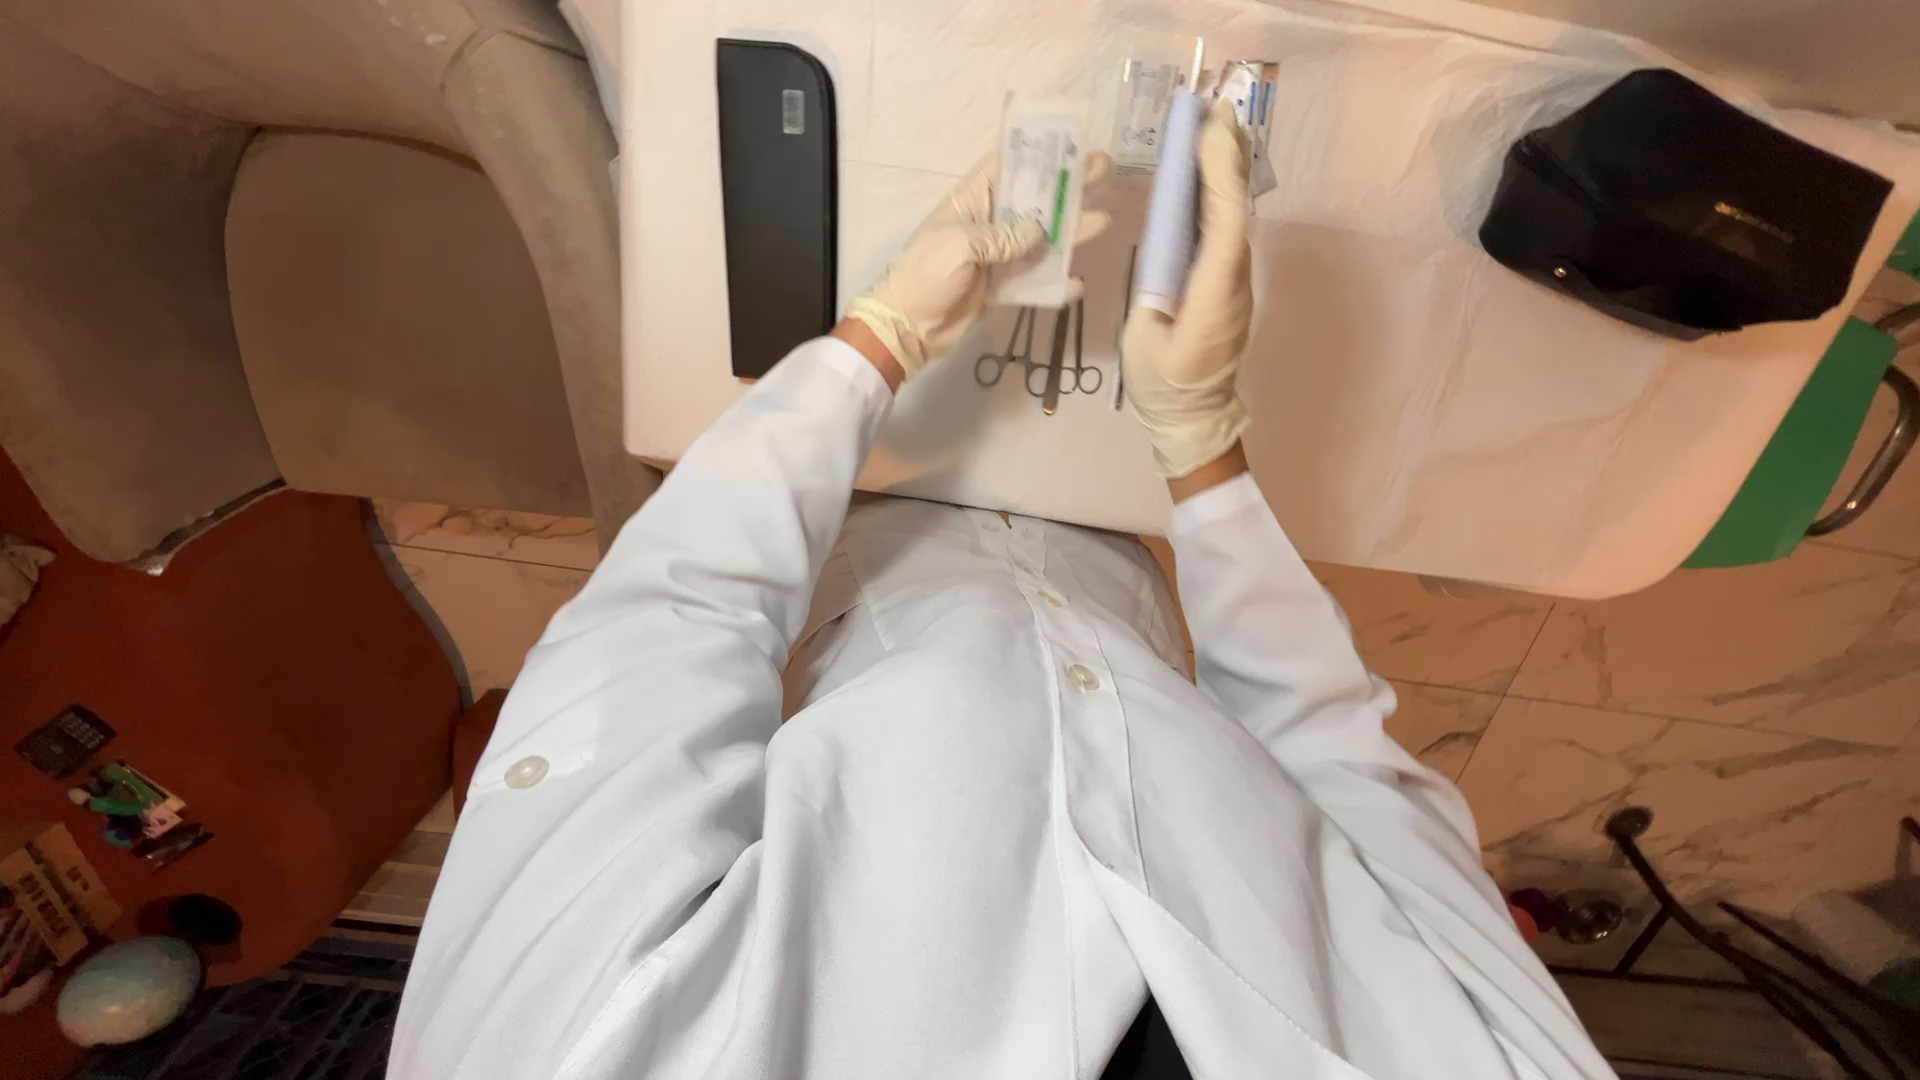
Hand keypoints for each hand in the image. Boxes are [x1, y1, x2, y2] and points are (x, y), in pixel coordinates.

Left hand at [846, 152, 1111, 380]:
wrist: (908, 327)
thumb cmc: (925, 275)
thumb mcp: (959, 246)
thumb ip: (1001, 237)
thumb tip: (1039, 233)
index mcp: (971, 202)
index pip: (1005, 167)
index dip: (1035, 154)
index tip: (1069, 142)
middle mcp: (988, 224)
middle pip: (1032, 202)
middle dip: (1066, 188)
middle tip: (1102, 171)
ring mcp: (996, 258)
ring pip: (1039, 242)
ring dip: (1069, 233)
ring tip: (1102, 220)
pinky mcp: (1000, 289)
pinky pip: (1032, 282)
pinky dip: (1053, 284)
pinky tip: (1076, 283)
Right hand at [1122, 100, 1253, 478]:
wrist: (1193, 419)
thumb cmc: (1161, 386)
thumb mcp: (1142, 341)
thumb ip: (1155, 292)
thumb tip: (1168, 250)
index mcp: (1211, 302)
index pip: (1225, 230)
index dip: (1220, 178)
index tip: (1209, 132)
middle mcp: (1234, 288)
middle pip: (1238, 216)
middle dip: (1230, 162)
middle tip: (1218, 112)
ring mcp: (1237, 289)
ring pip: (1238, 224)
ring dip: (1227, 176)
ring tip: (1214, 132)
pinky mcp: (1229, 291)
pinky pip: (1229, 239)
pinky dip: (1221, 202)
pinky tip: (1209, 179)